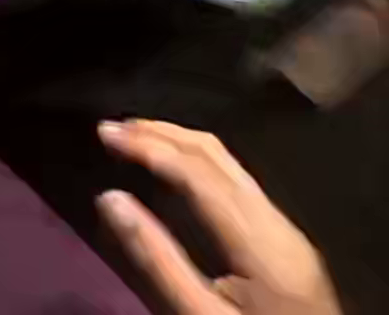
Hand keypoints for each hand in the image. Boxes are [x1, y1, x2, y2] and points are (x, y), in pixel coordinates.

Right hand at [97, 120, 339, 314]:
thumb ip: (156, 259)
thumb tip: (109, 198)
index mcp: (260, 244)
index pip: (197, 172)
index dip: (148, 146)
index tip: (105, 133)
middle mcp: (275, 221)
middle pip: (211, 154)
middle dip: (158, 133)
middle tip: (112, 129)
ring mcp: (283, 225)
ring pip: (223, 158)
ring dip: (175, 139)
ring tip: (133, 135)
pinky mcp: (281, 233)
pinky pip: (231, 174)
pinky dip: (193, 156)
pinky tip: (170, 161)